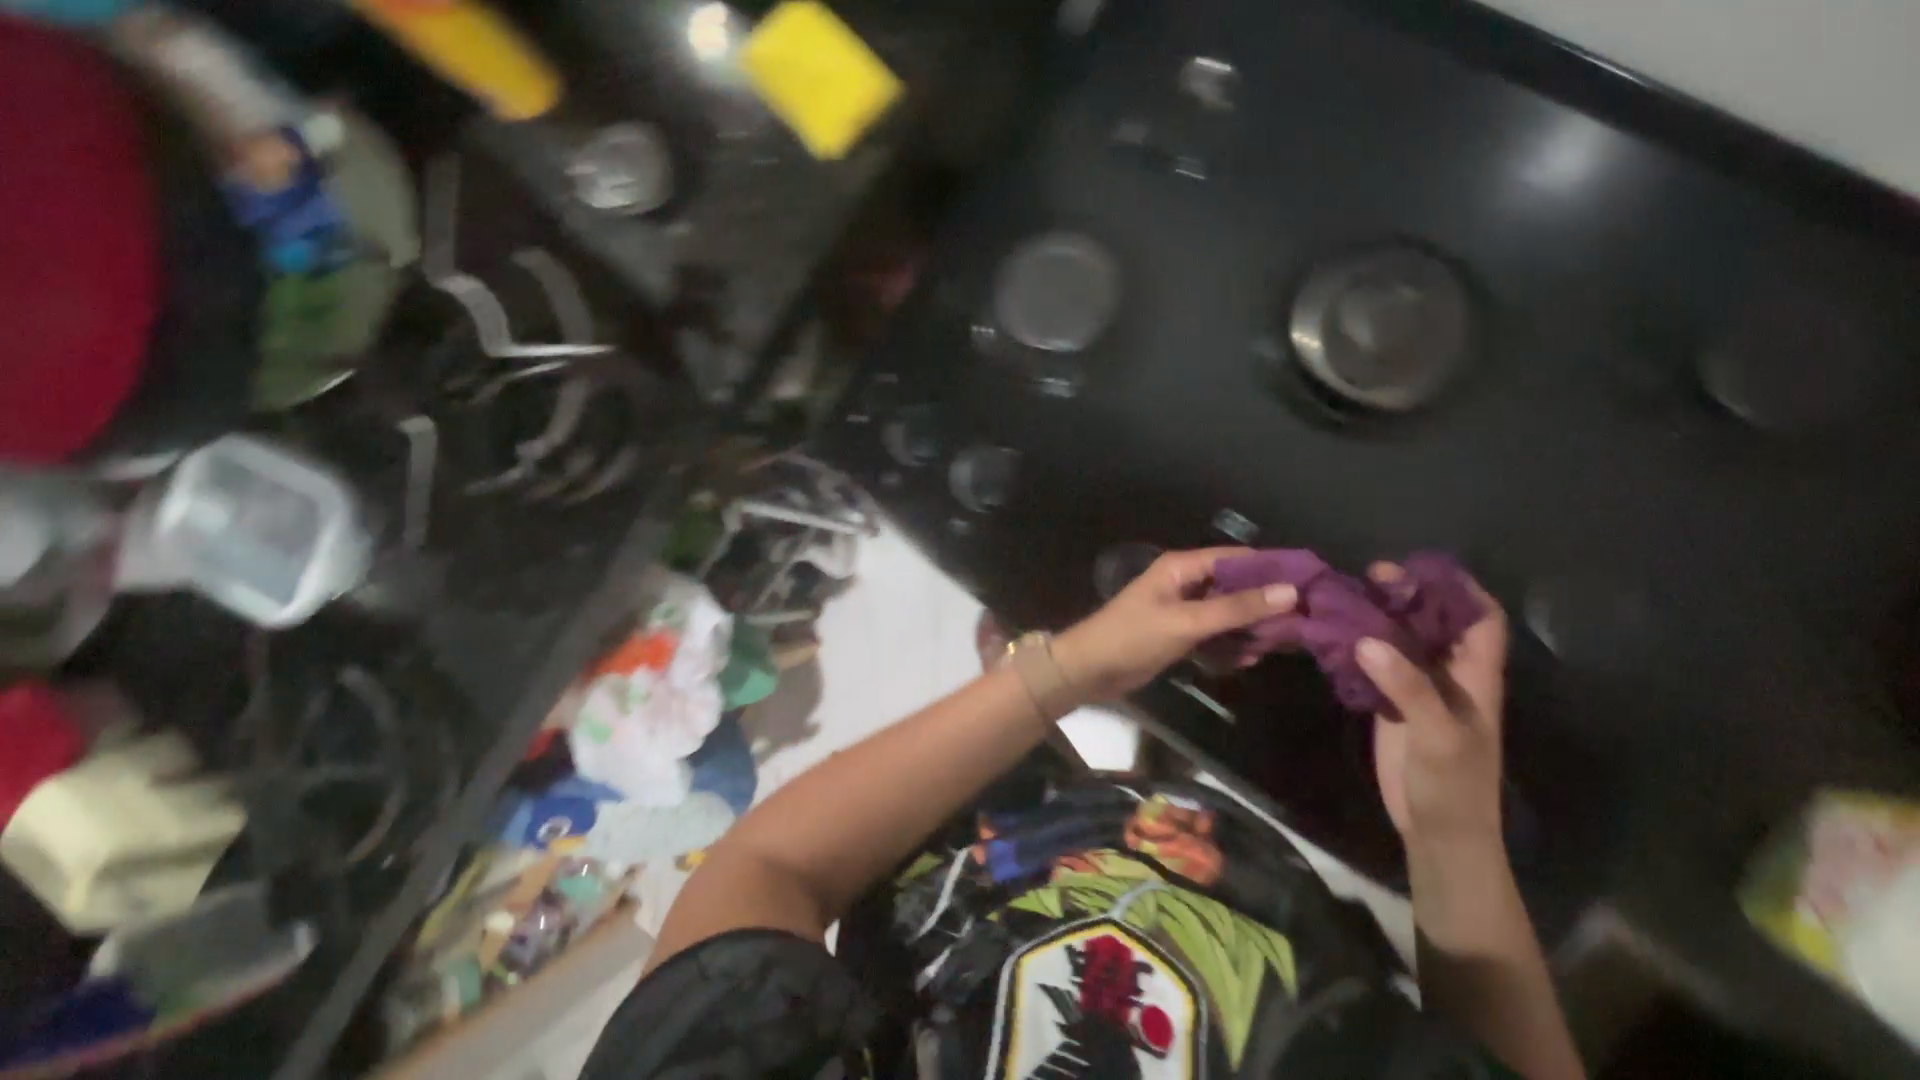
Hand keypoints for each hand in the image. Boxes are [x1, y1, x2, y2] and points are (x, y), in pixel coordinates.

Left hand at [1052, 547, 1296, 701]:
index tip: (1311, 581)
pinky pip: (1215, 634)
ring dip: (1251, 628)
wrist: (1088, 670)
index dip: (1273, 567)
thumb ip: (1236, 608)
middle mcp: (1185, 583)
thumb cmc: (1133, 637)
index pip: (1237, 558)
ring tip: (1282, 644)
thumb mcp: (1187, 622)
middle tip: (1305, 621)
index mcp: (1183, 567)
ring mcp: (1183, 610)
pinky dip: (1232, 644)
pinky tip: (1250, 659)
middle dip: (1267, 603)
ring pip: (1228, 613)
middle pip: (1236, 586)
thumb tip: (1289, 592)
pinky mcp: (1180, 635)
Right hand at [1358, 563, 1508, 853]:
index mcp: (1476, 677)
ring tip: (1346, 596)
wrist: (1439, 831)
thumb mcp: (1437, 735)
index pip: (1481, 619)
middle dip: (1409, 595)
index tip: (1423, 567)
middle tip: (1372, 575)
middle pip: (1434, 622)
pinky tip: (1333, 635)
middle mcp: (1449, 675)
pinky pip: (1376, 666)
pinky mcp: (1391, 706)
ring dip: (1379, 618)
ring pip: (1402, 641)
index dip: (1461, 590)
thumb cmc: (1454, 784)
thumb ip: (1407, 687)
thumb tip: (1367, 640)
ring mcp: (1418, 690)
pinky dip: (1358, 647)